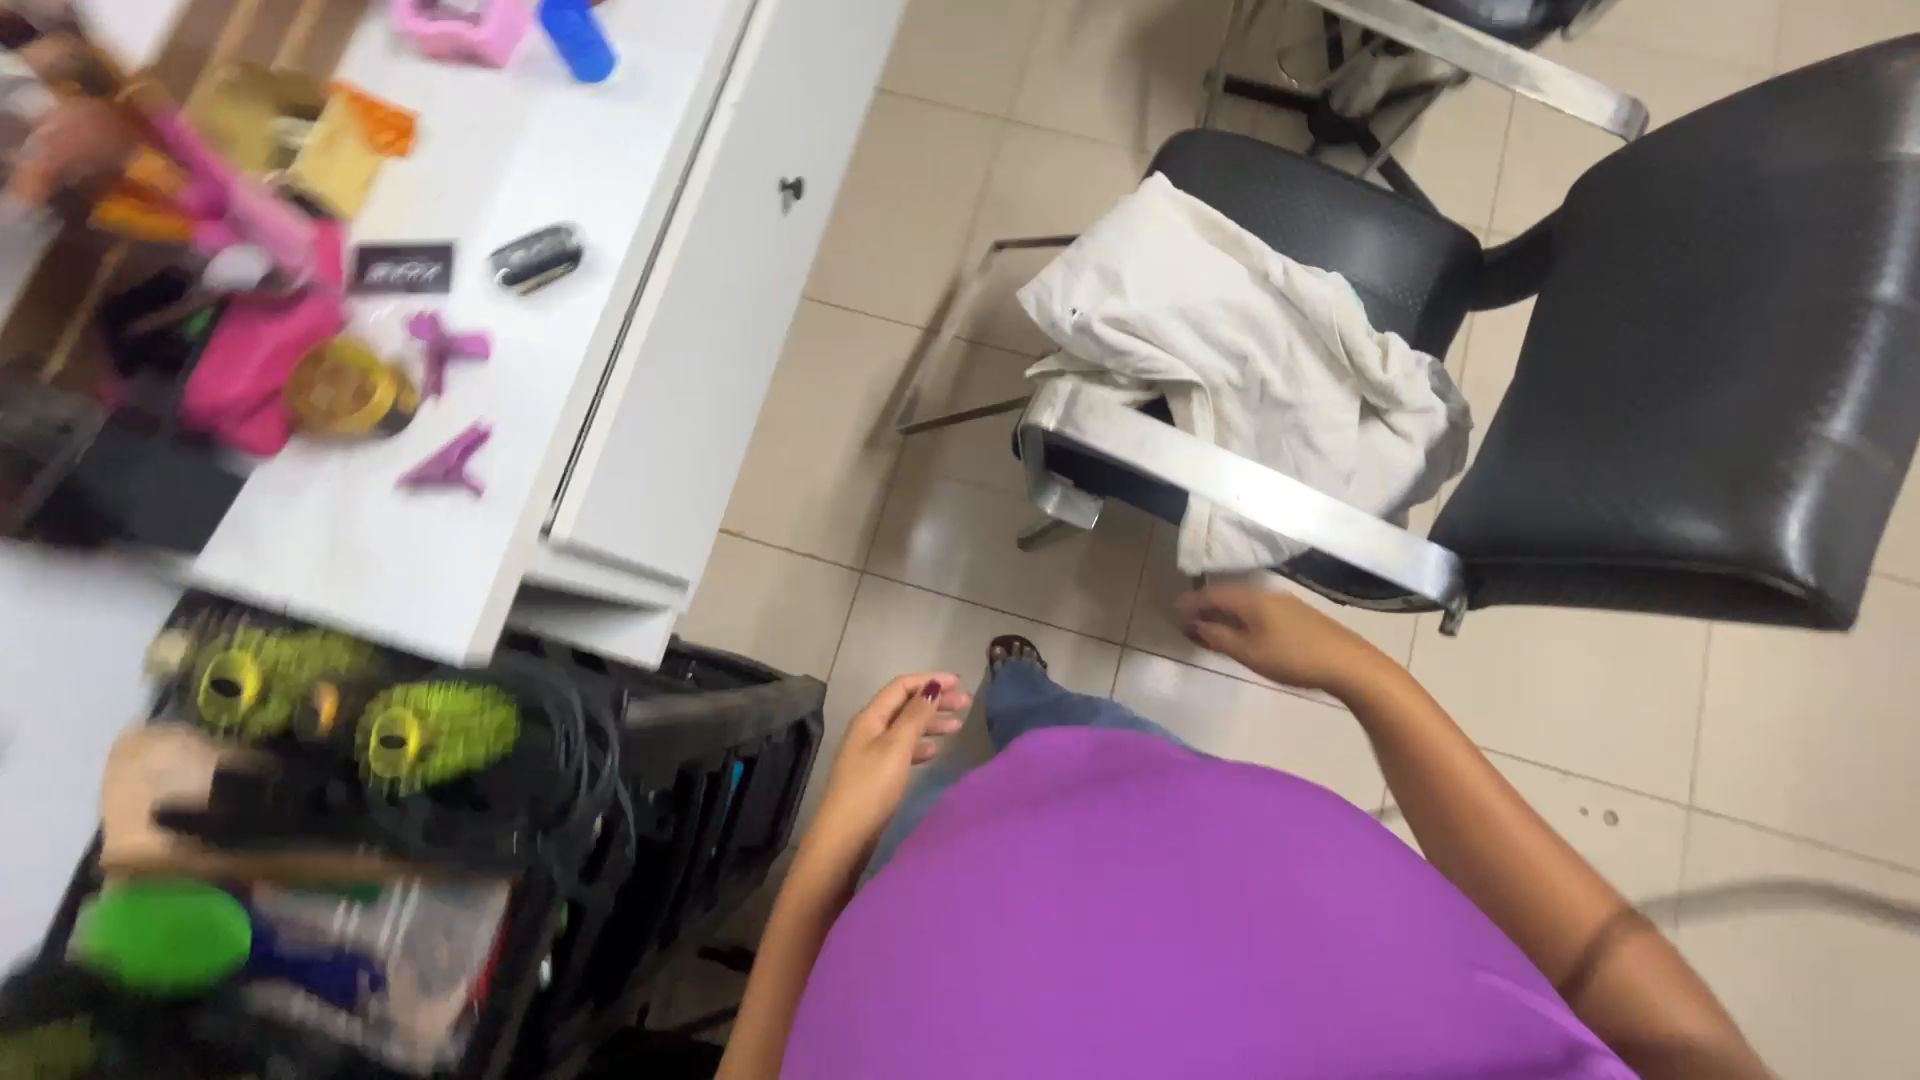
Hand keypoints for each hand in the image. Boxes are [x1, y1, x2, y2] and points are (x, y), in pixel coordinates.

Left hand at [797, 673, 970, 873]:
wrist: (844, 836)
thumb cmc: (871, 787)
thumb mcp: (896, 747)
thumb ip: (915, 715)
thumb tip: (932, 686)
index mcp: (870, 717)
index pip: (901, 686)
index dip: (930, 681)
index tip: (959, 684)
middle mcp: (869, 729)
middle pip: (905, 705)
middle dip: (934, 701)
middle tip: (965, 704)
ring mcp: (871, 752)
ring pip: (906, 727)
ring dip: (931, 723)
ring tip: (957, 727)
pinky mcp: (876, 773)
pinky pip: (902, 749)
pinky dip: (920, 746)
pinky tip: (934, 752)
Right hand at [1177, 584, 1389, 696]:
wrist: (1351, 665)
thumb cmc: (1293, 658)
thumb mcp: (1249, 653)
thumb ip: (1219, 638)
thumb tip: (1197, 625)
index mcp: (1251, 599)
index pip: (1212, 594)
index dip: (1192, 603)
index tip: (1175, 611)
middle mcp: (1267, 594)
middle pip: (1229, 596)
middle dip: (1207, 608)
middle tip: (1190, 622)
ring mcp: (1286, 603)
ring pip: (1245, 603)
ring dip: (1226, 614)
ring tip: (1213, 629)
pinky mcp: (1299, 615)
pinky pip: (1260, 610)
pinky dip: (1243, 618)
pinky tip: (1244, 633)